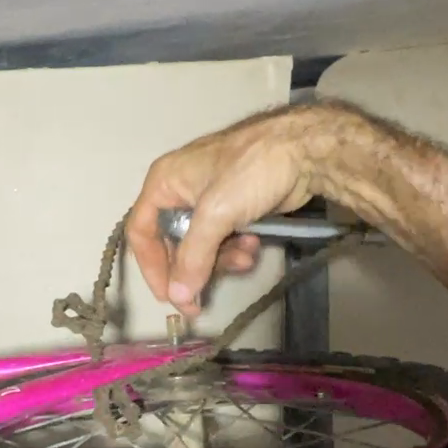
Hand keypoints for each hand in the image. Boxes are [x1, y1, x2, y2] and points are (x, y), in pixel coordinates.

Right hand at [126, 108, 321, 316]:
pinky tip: (253, 246)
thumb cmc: (250, 172)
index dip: (151, 267)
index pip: (141, 232)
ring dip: (219, 260)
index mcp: (164, 182)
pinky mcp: (233, 205)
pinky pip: (221, 238)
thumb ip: (193, 257)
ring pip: (200, 245)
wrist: (306, 148)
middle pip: (172, 244)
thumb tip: (178, 295)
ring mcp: (207, 198)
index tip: (168, 296)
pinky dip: (234, 248)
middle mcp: (179, 190)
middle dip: (192, 268)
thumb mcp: (216, 214)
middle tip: (203, 300)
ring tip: (244, 260)